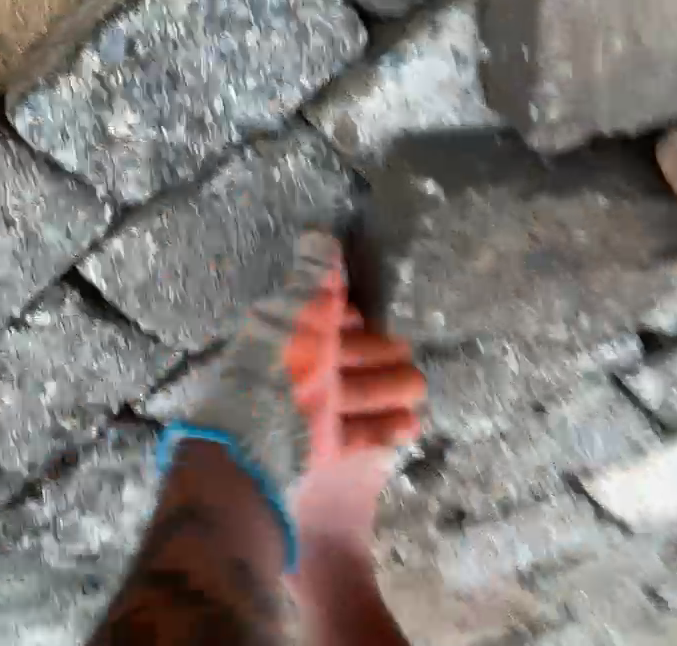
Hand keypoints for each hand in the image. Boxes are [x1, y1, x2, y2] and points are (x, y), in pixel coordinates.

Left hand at [176, 231, 424, 509]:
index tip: (373, 315)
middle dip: (376, 353)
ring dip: (387, 390)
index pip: (320, 316)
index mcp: (286, 329)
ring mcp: (307, 407)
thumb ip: (314, 275)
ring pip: (353, 393)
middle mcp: (295, 365)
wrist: (257, 440)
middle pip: (342, 357)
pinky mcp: (319, 444)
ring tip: (419, 389)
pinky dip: (382, 427)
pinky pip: (355, 432)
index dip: (347, 314)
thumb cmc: (283, 366)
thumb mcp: (298, 311)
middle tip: (409, 353)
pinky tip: (410, 425)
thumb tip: (320, 233)